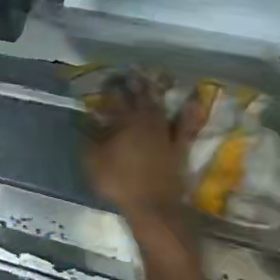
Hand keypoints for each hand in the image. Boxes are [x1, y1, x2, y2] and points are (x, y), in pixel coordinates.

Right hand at [82, 76, 206, 221]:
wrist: (153, 207)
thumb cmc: (119, 183)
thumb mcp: (94, 161)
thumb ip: (89, 138)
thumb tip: (84, 121)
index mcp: (124, 122)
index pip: (116, 99)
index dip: (110, 89)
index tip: (105, 80)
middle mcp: (146, 122)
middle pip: (140, 98)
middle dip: (135, 84)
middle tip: (131, 73)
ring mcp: (165, 133)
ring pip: (161, 107)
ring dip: (157, 92)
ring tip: (155, 79)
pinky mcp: (179, 147)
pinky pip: (186, 126)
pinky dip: (190, 114)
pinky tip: (195, 103)